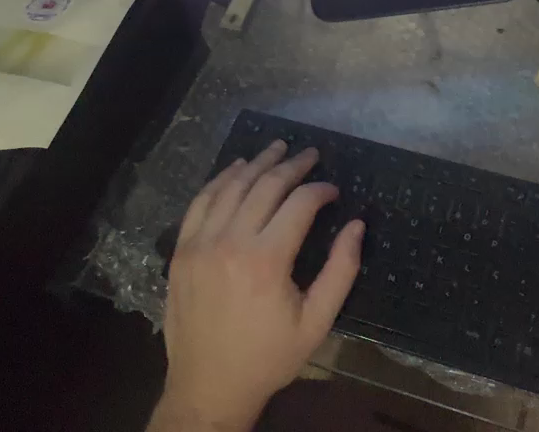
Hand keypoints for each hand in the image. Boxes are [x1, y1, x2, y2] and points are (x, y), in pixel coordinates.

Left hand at [150, 140, 363, 431]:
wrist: (207, 389)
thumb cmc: (268, 356)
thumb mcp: (316, 322)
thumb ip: (341, 270)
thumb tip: (357, 225)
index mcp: (266, 261)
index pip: (299, 203)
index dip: (321, 190)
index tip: (334, 190)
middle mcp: (230, 242)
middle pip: (265, 186)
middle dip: (293, 165)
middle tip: (311, 154)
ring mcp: (200, 244)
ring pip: (231, 187)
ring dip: (257, 163)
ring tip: (277, 148)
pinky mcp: (182, 252)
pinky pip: (200, 202)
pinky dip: (220, 179)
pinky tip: (236, 169)